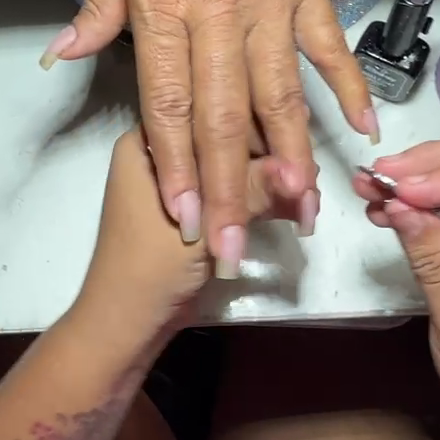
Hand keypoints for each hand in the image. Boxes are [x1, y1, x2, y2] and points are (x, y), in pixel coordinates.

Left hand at [79, 129, 297, 335]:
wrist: (126, 324)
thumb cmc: (147, 270)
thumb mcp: (203, 228)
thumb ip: (250, 193)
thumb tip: (304, 165)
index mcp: (148, 141)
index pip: (210, 114)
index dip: (259, 128)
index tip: (300, 145)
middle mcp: (165, 151)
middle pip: (229, 142)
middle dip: (274, 164)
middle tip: (313, 183)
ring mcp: (182, 180)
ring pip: (237, 169)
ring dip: (273, 187)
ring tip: (310, 204)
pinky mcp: (197, 208)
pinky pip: (234, 194)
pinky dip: (263, 204)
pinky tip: (297, 212)